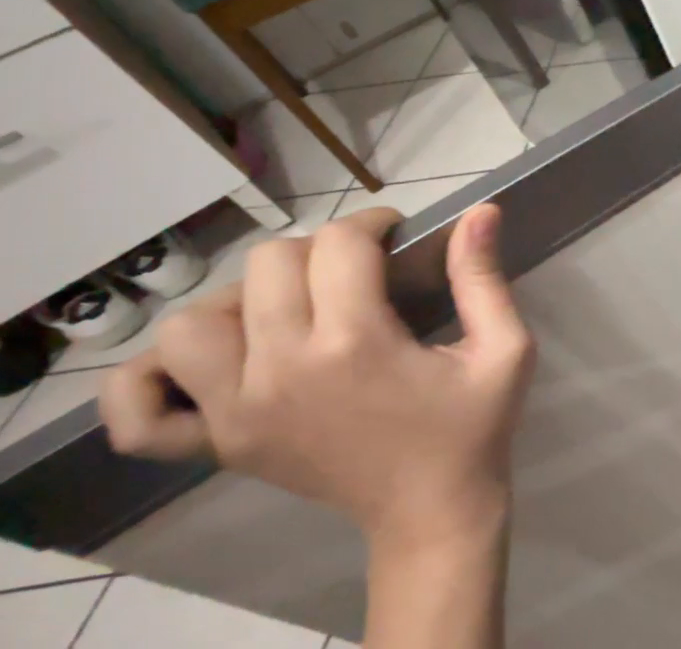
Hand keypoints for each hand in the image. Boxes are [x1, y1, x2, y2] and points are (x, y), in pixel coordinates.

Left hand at [100, 204, 535, 555]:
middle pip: (268, 266)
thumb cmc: (473, 424)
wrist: (430, 508)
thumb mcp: (505, 349)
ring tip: (290, 311)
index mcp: (357, 343)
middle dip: (318, 252)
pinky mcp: (215, 443)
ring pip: (193, 322)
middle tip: (355, 272)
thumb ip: (484, 278)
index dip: (372, 224)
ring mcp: (235, 411)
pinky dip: (152, 378)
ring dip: (241, 301)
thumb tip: (482, 210)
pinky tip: (208, 364)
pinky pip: (136, 408)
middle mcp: (283, 370)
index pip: (339, 245)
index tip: (396, 236)